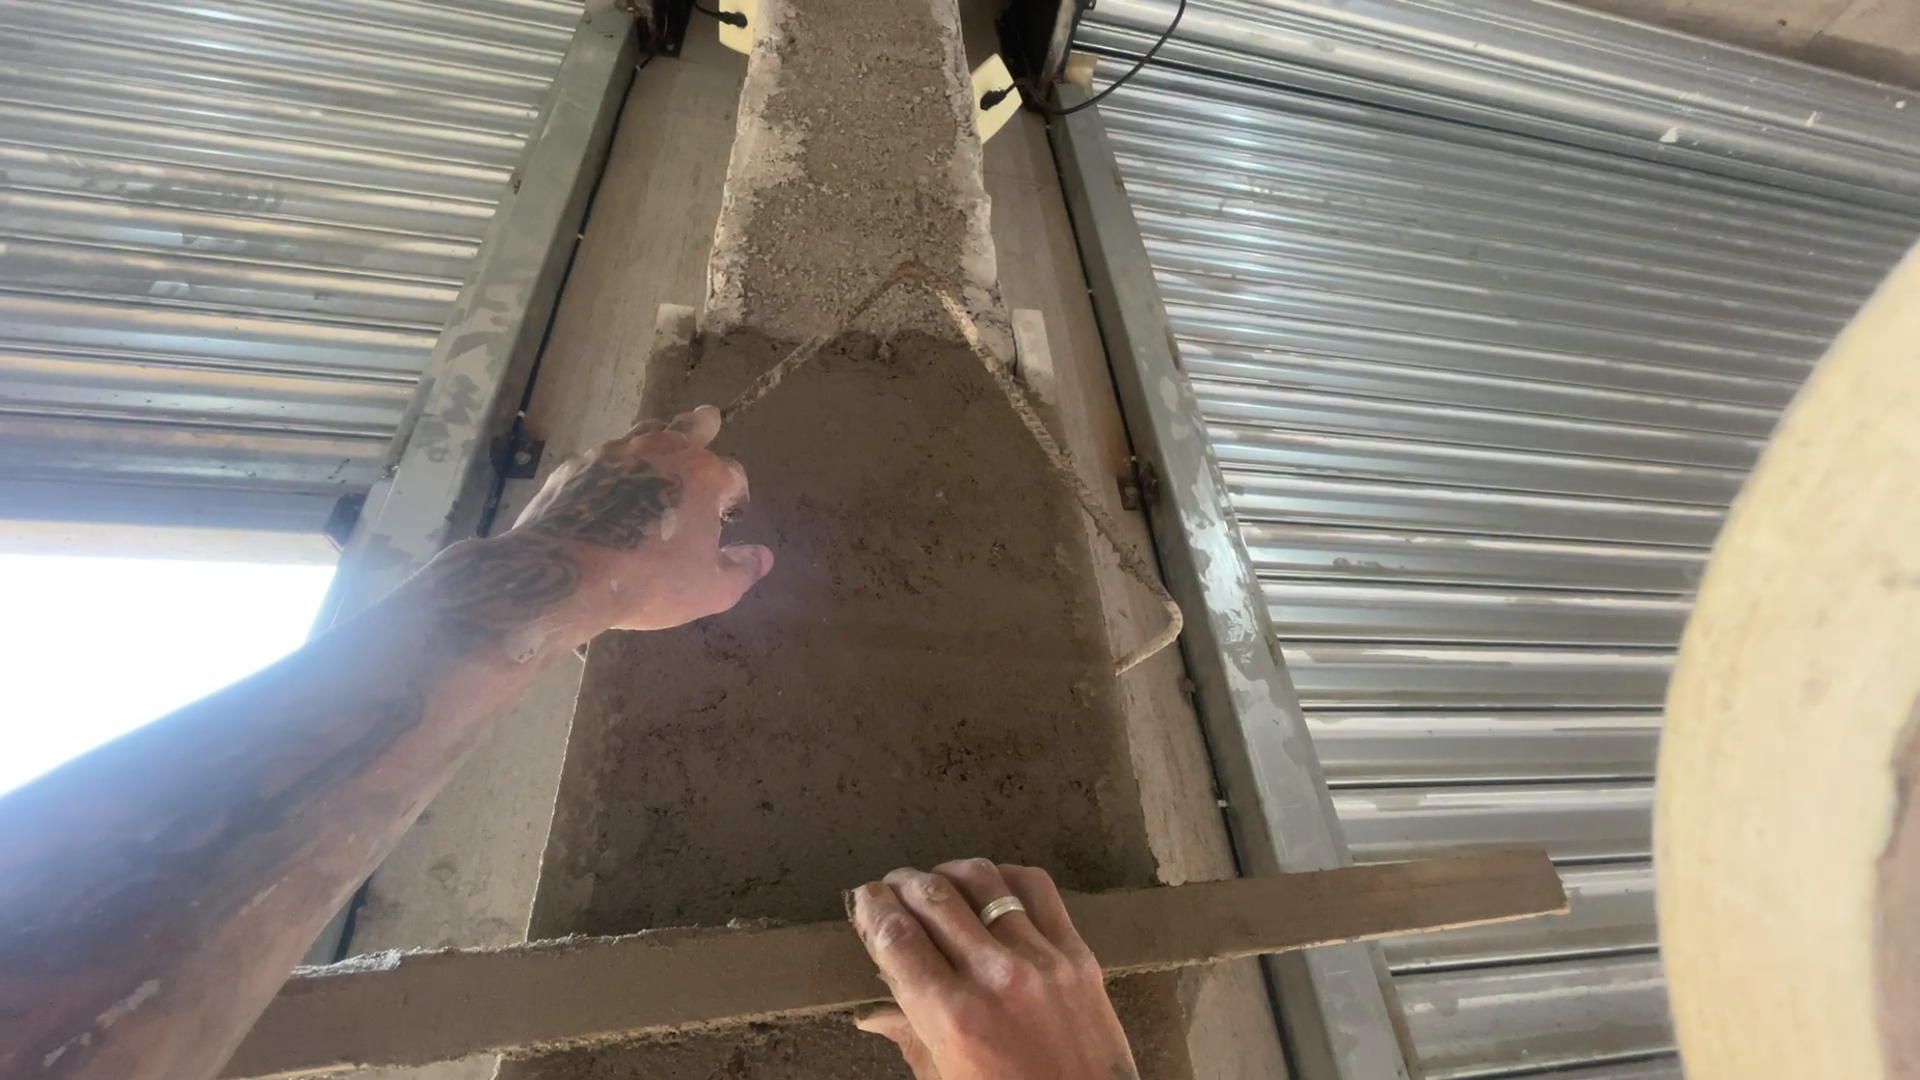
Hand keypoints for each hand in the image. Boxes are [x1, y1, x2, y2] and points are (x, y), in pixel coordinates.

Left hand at [509, 405, 772, 634]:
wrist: (563, 576)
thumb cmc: (650, 582)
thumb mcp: (711, 590)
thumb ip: (743, 570)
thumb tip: (764, 556)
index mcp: (704, 476)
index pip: (735, 474)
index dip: (737, 496)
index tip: (730, 517)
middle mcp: (663, 452)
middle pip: (691, 426)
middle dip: (704, 426)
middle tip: (708, 421)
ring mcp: (615, 454)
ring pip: (645, 432)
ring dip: (658, 440)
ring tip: (658, 452)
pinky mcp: (576, 466)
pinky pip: (604, 457)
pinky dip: (615, 468)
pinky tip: (609, 488)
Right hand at [849, 860, 1137, 1079]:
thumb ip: (910, 1037)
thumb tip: (869, 1011)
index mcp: (953, 1019)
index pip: (898, 937)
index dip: (873, 908)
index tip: (865, 897)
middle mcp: (994, 976)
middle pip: (934, 898)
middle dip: (903, 883)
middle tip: (892, 884)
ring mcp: (1041, 957)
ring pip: (982, 880)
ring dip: (948, 872)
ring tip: (936, 879)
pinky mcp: (1078, 951)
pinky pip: (1036, 887)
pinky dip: (1004, 875)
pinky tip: (990, 884)